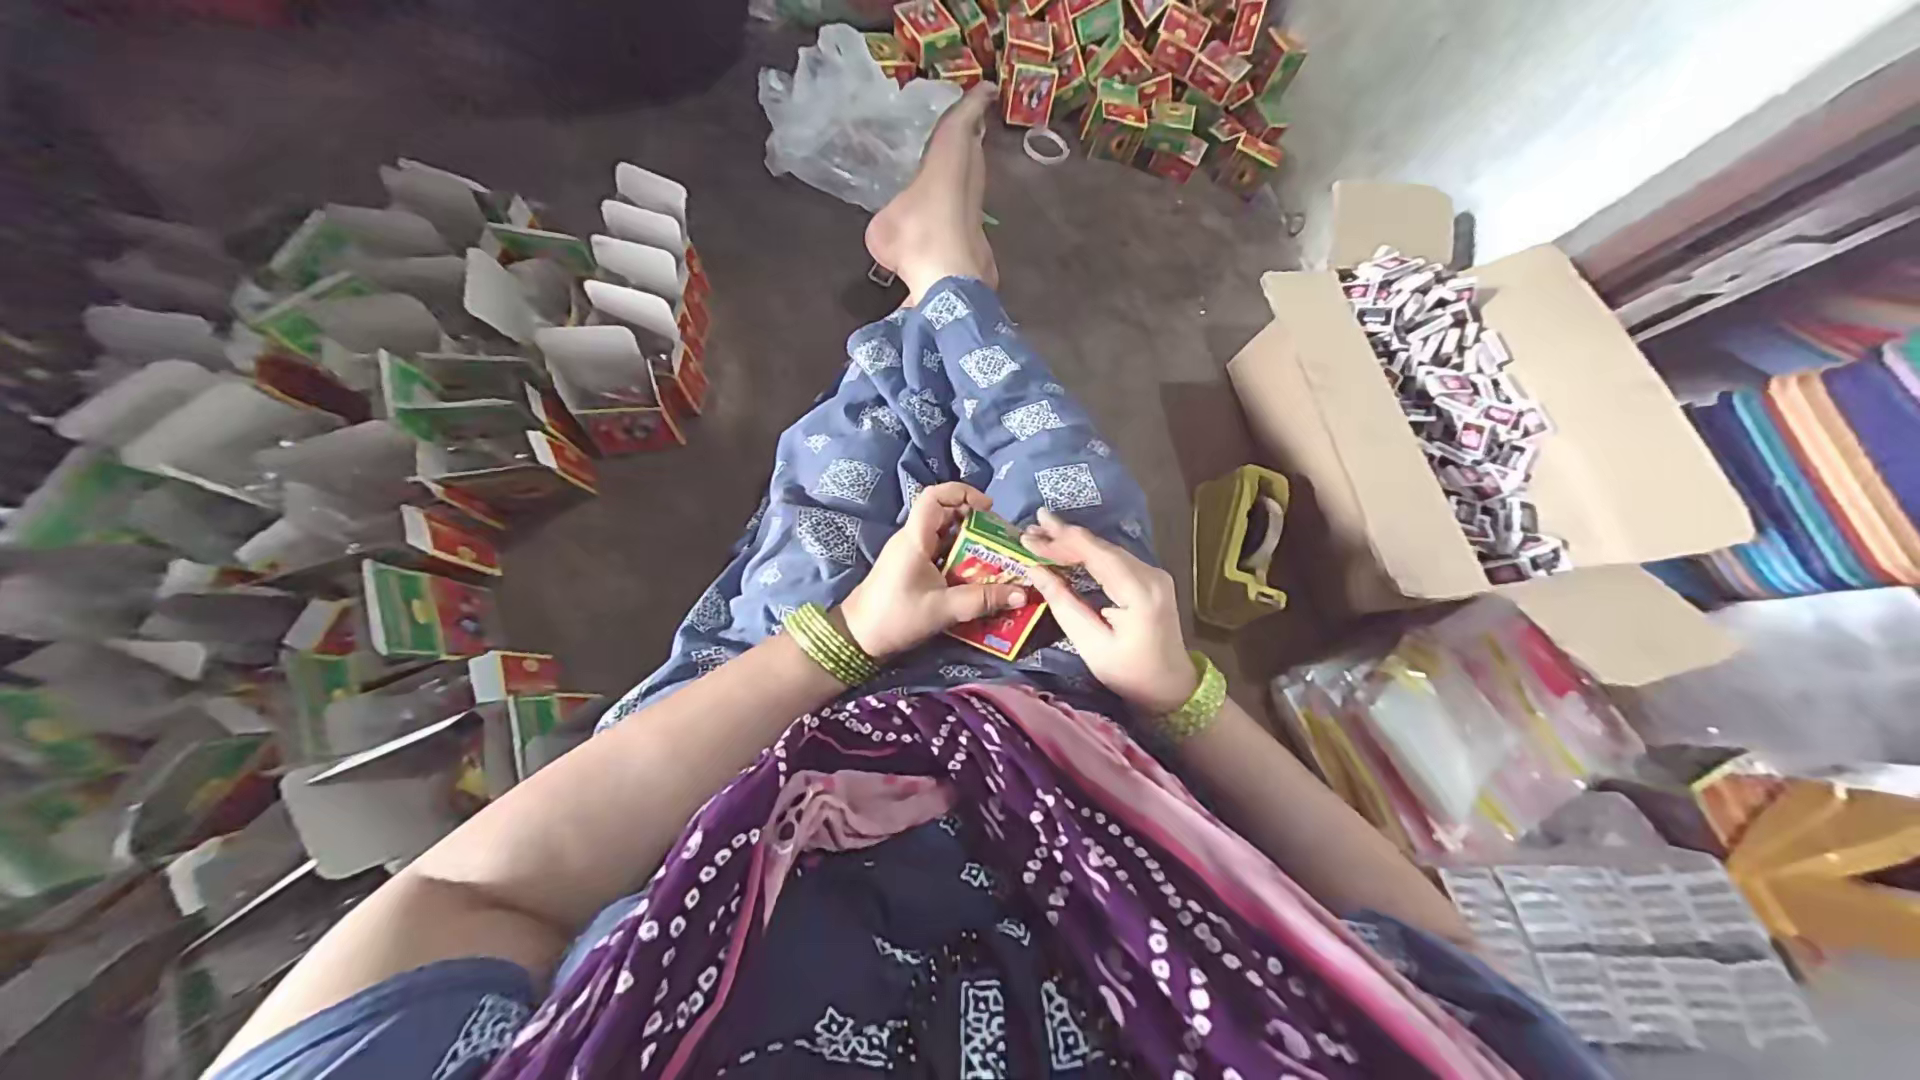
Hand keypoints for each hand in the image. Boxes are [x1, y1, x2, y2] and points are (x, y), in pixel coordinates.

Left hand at [839, 483, 1029, 661]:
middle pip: (945, 514)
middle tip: (999, 539)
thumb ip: (983, 600)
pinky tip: (976, 576)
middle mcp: (912, 539)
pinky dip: (959, 558)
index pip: (935, 496)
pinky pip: (939, 553)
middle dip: (974, 521)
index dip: (963, 493)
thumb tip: (1022, 594)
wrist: (858, 638)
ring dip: (969, 542)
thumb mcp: (943, 609)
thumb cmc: (896, 617)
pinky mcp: (911, 568)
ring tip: (994, 558)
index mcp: (915, 538)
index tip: (988, 508)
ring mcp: (910, 553)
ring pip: (944, 535)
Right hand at [1020, 509, 1198, 713]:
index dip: (1058, 542)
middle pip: (1100, 546)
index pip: (1094, 554)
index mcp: (1138, 592)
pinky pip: (1114, 558)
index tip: (1027, 537)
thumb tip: (1036, 570)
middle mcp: (1150, 574)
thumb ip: (1063, 604)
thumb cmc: (1130, 673)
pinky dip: (1087, 552)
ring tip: (1041, 535)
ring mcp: (1153, 574)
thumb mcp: (1090, 644)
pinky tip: (1067, 548)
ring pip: (1106, 549)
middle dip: (1063, 536)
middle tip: (1030, 528)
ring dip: (1073, 542)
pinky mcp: (1150, 579)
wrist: (1172, 687)